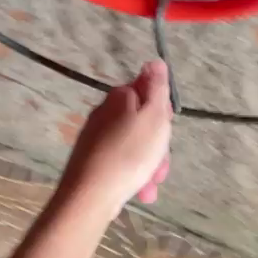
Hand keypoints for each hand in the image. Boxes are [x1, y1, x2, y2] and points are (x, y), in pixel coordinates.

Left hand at [59, 61, 173, 218]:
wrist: (90, 195)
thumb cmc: (130, 155)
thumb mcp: (154, 118)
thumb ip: (157, 88)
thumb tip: (154, 61)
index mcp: (120, 98)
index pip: (148, 91)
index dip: (163, 110)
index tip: (167, 129)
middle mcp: (105, 113)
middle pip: (142, 122)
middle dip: (157, 144)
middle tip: (162, 163)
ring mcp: (96, 138)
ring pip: (134, 146)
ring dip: (148, 165)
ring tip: (152, 184)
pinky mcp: (91, 161)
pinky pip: (121, 163)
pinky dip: (133, 176)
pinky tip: (141, 192)